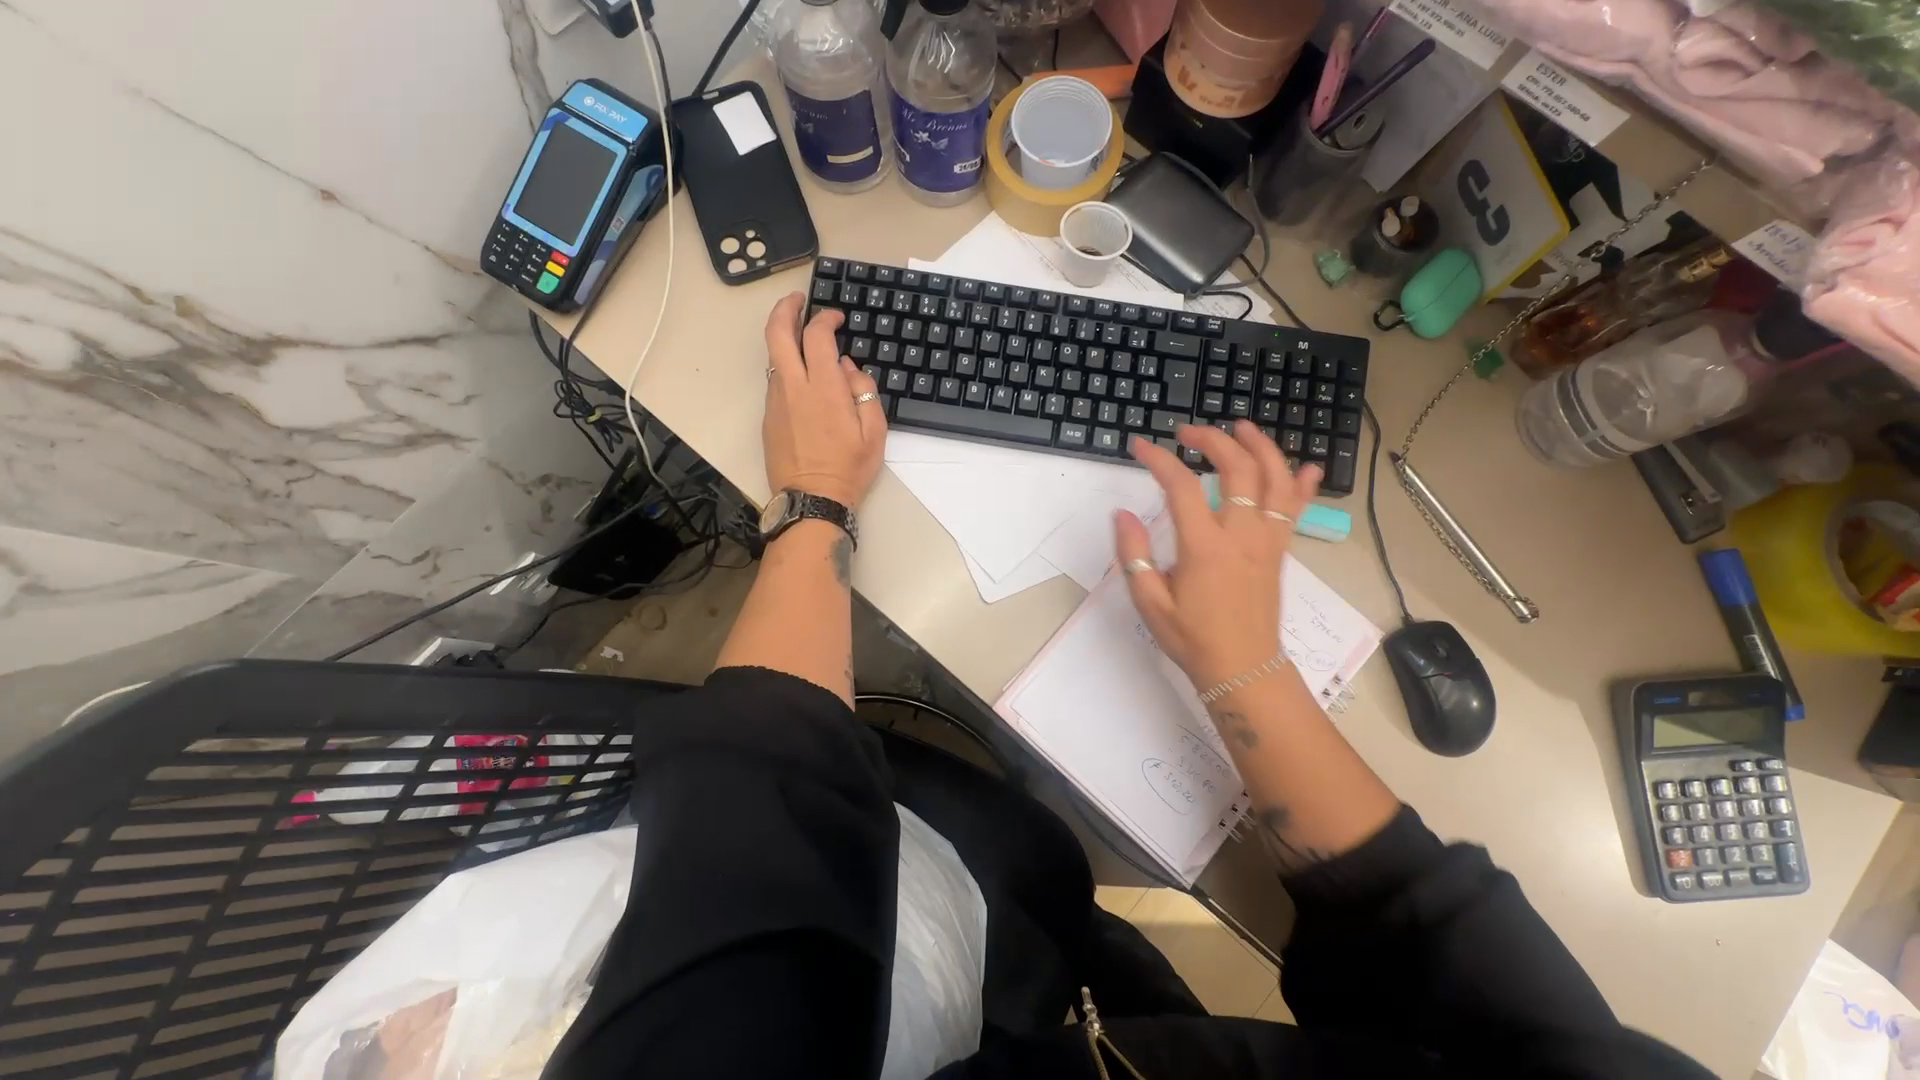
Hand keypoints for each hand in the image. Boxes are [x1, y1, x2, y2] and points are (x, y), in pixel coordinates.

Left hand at [761, 293, 886, 508]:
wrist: (812, 500)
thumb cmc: (848, 468)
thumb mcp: (874, 430)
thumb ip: (863, 390)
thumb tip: (848, 368)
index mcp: (824, 388)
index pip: (817, 335)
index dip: (825, 317)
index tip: (835, 318)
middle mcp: (793, 388)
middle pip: (777, 332)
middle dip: (786, 308)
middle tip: (799, 301)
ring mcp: (776, 401)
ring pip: (773, 356)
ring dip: (785, 339)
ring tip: (802, 337)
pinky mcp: (768, 416)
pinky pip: (775, 382)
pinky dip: (786, 368)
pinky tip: (803, 377)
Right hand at [1114, 421, 1321, 688]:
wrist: (1243, 669)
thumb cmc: (1192, 639)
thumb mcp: (1150, 602)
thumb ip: (1134, 555)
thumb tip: (1122, 514)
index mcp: (1205, 548)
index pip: (1182, 487)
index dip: (1159, 460)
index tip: (1141, 446)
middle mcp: (1242, 536)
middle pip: (1238, 469)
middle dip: (1213, 439)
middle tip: (1188, 432)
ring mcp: (1267, 541)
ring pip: (1276, 480)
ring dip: (1261, 447)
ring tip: (1242, 428)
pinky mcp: (1280, 551)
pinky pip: (1296, 510)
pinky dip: (1304, 486)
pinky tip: (1308, 467)